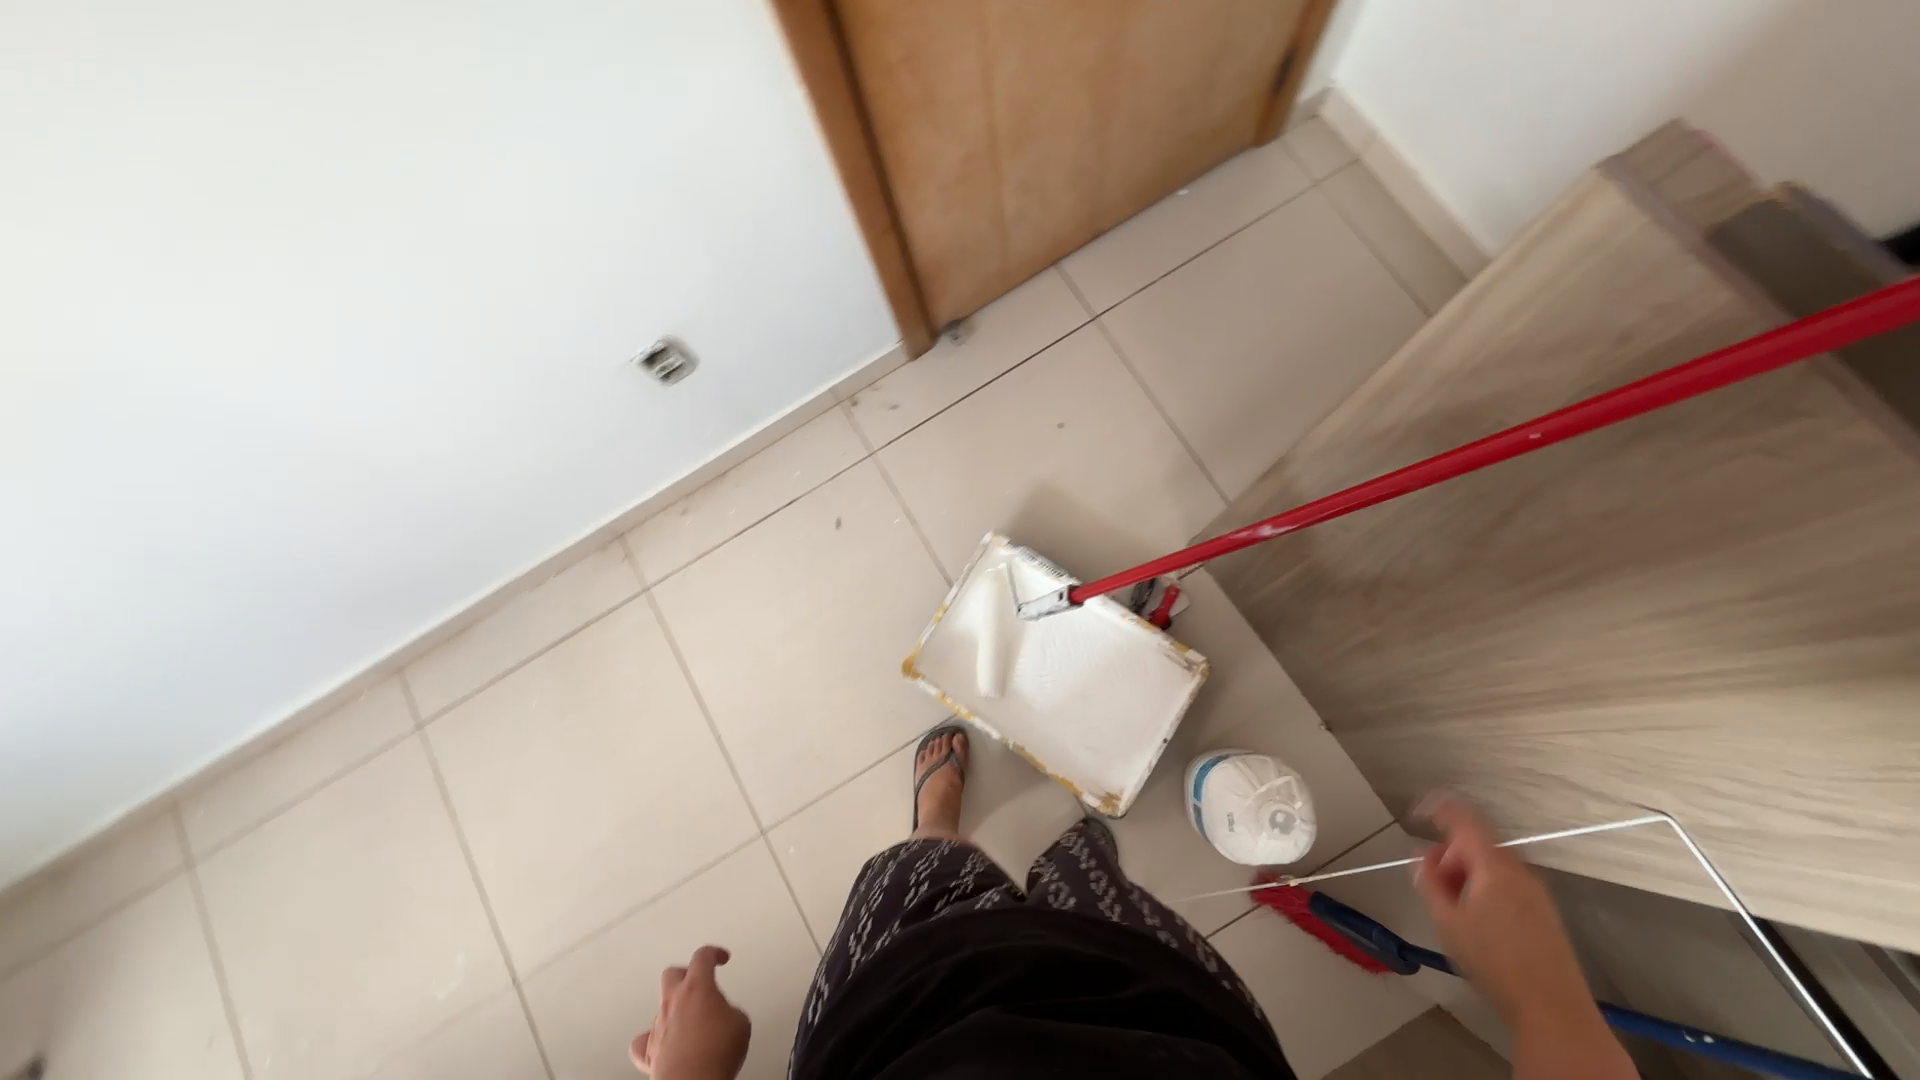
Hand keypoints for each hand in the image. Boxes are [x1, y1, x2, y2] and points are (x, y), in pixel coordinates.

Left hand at [630, 945, 749, 1079]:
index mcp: (697, 987)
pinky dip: (652, 1039)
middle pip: (672, 974)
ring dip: (675, 1007)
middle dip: (686, 972)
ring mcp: (659, 1027)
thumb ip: (731, 1011)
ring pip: (660, 1006)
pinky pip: (643, 1041)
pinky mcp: (649, 1053)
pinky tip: (660, 1041)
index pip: (702, 956)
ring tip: (688, 1016)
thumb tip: (729, 1019)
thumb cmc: (715, 1053)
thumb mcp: (741, 1022)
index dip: (713, 953)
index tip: (719, 957)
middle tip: (698, 977)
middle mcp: (674, 1002)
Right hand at [1412, 796, 1634, 1079]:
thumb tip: (1422, 858)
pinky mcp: (1545, 911)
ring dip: (1466, 873)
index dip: (1437, 809)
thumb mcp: (1446, 921)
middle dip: (1449, 855)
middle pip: (1477, 844)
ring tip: (1452, 906)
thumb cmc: (1493, 961)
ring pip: (1492, 866)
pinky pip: (1507, 883)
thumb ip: (1429, 882)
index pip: (1463, 819)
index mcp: (1494, 866)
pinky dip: (1485, 887)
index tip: (1417, 813)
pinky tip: (1477, 919)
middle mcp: (1519, 870)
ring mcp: (1537, 891)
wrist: (1552, 1008)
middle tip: (1431, 881)